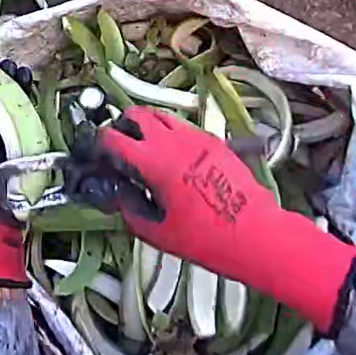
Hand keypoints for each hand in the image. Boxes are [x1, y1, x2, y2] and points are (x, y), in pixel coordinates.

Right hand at [66, 107, 355, 332]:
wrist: (261, 237)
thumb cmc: (207, 240)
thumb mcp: (158, 232)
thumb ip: (129, 208)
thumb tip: (117, 194)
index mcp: (152, 161)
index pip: (110, 138)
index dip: (96, 146)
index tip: (93, 157)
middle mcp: (171, 140)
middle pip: (134, 115)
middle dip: (120, 127)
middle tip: (118, 149)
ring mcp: (195, 137)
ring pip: (160, 115)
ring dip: (145, 127)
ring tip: (145, 150)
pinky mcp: (215, 141)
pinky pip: (183, 127)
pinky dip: (170, 135)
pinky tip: (174, 160)